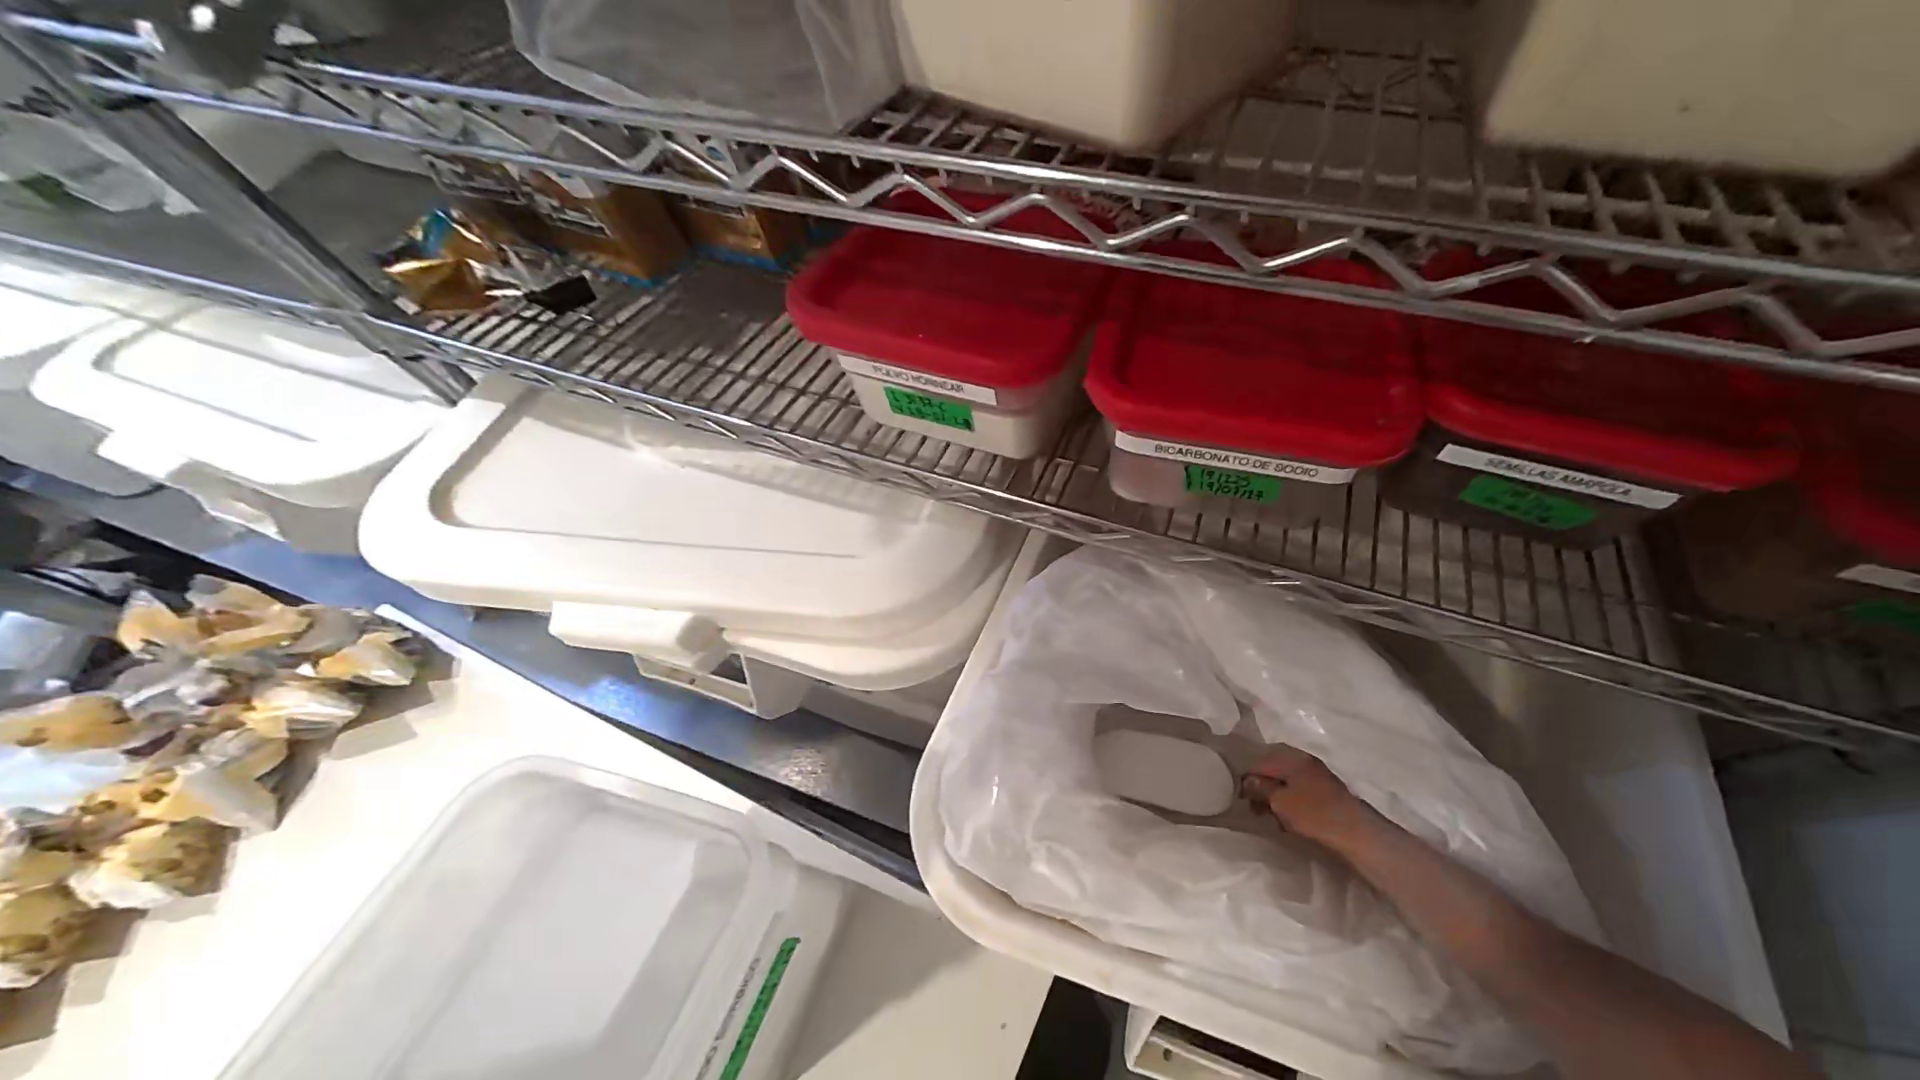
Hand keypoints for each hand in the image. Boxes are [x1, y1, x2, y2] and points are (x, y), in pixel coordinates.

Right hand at [1243, 745, 1382, 852]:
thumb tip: (1247, 781)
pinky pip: (1300, 792)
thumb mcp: (1278, 801)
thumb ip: (1259, 788)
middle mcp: (1306, 761)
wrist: (1358, 835)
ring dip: (1277, 798)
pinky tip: (1290, 820)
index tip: (1242, 799)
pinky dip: (1291, 803)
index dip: (1247, 779)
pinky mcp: (1328, 793)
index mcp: (1293, 757)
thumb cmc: (1314, 814)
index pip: (1259, 762)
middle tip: (1256, 809)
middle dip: (1262, 788)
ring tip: (1273, 817)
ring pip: (1288, 782)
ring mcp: (1319, 777)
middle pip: (1274, 770)